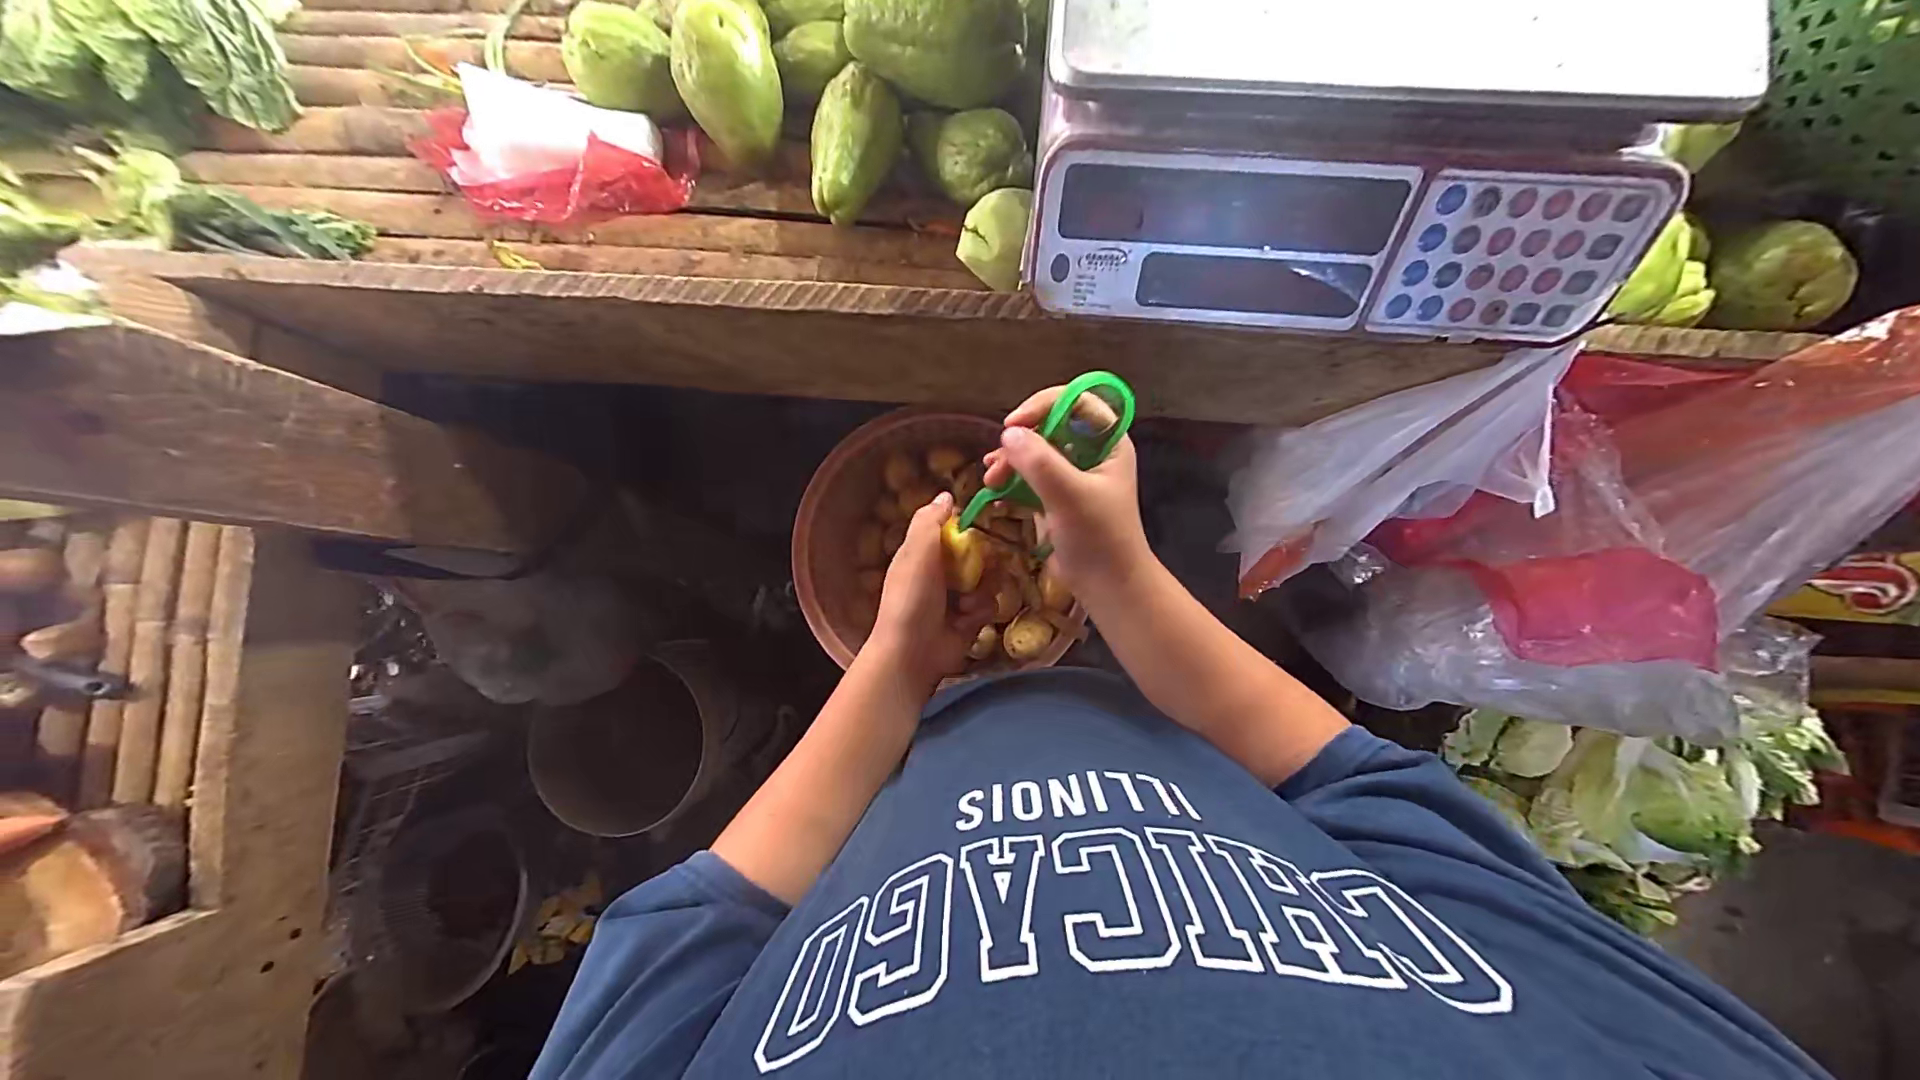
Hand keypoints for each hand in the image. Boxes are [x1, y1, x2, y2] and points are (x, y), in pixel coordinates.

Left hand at [865, 491, 991, 689]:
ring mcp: (957, 596)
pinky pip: (990, 604)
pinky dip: (981, 611)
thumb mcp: (915, 552)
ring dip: (981, 591)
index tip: (981, 530)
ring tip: (965, 605)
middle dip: (982, 564)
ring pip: (989, 578)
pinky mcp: (970, 619)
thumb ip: (930, 521)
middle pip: (978, 553)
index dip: (968, 529)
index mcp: (924, 552)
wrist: (911, 654)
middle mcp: (942, 571)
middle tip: (976, 572)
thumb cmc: (910, 598)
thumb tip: (947, 494)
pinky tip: (966, 620)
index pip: (954, 529)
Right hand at [983, 386, 1154, 601]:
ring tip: (990, 481)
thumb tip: (1007, 434)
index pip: (1076, 402)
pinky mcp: (1057, 498)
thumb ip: (1039, 463)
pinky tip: (994, 493)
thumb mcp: (1069, 496)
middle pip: (1049, 426)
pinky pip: (1029, 479)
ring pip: (1035, 453)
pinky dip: (1011, 483)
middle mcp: (1091, 454)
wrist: (1108, 587)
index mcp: (1108, 443)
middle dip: (1020, 441)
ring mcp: (1073, 476)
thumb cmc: (1099, 539)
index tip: (1013, 425)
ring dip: (1010, 462)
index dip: (1043, 406)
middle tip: (997, 462)